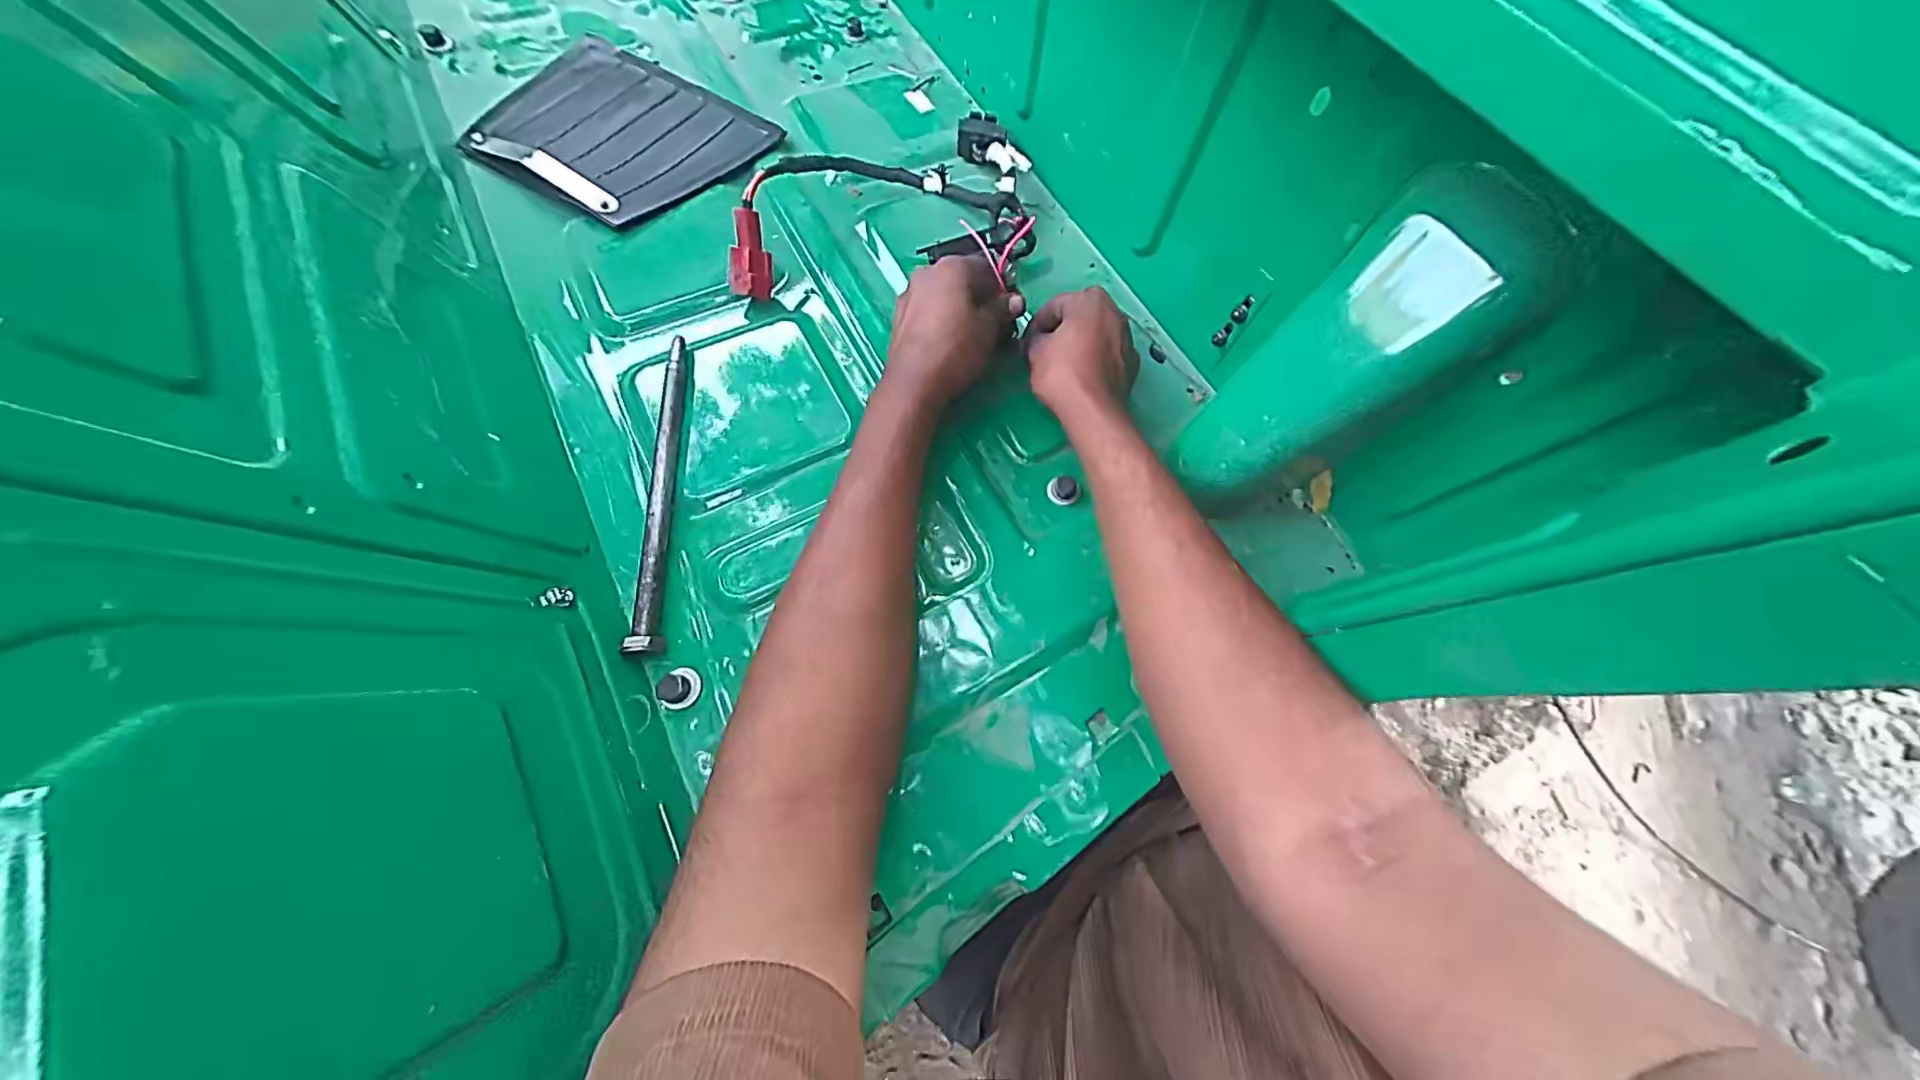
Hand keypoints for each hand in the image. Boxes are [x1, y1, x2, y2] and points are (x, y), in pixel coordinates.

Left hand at [882, 256, 1025, 409]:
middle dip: (981, 298)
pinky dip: (943, 320)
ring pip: (945, 296)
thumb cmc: (957, 349)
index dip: (1003, 285)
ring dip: (962, 309)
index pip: (986, 265)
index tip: (1012, 307)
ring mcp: (909, 294)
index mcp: (951, 266)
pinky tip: (951, 342)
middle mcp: (927, 272)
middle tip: (996, 324)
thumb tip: (1014, 300)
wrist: (913, 383)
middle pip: (963, 280)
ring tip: (974, 336)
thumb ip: (1003, 309)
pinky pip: (929, 311)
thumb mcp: (990, 329)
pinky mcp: (899, 317)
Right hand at [1023, 287, 1138, 422]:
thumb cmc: (1061, 373)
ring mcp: (1128, 338)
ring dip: (1080, 344)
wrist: (1093, 411)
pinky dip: (1095, 360)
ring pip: (1096, 335)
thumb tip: (1039, 340)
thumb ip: (1035, 337)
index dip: (1035, 325)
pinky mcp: (1132, 363)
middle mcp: (1115, 312)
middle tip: (1044, 351)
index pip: (1054, 306)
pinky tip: (1082, 376)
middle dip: (1062, 331)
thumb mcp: (1035, 351)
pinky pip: (1107, 354)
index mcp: (1090, 300)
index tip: (1027, 344)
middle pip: (1080, 317)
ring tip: (1063, 365)